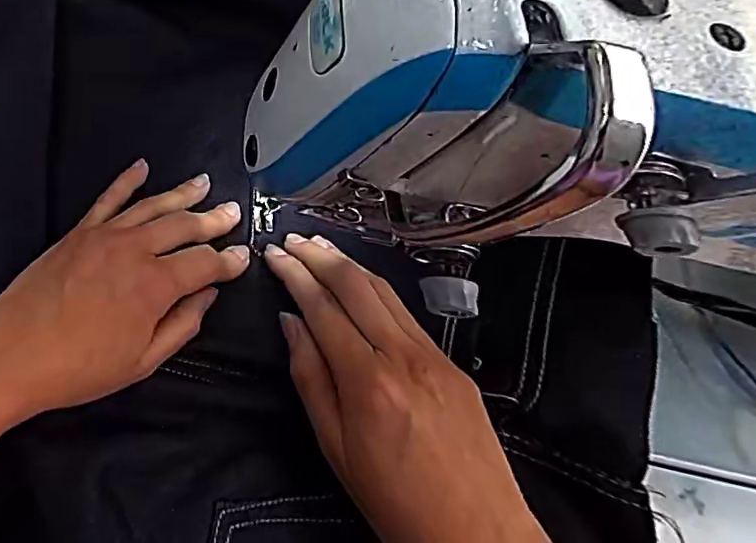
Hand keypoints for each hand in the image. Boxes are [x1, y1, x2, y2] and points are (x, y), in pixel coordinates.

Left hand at [0, 161, 249, 416]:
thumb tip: (206, 297)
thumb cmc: (76, 367)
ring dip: (182, 193)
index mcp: (154, 285)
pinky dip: (127, 180)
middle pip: (185, 225)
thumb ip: (181, 325)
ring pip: (154, 205)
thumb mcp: (140, 362)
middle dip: (214, 219)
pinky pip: (110, 198)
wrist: (11, 353)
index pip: (205, 263)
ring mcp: (107, 234)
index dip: (228, 260)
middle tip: (232, 212)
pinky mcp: (82, 230)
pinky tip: (142, 167)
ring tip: (203, 184)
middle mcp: (135, 250)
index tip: (242, 256)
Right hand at [266, 234, 549, 542]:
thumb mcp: (337, 450)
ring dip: (347, 262)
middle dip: (318, 256)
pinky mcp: (452, 361)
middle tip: (293, 241)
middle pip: (353, 284)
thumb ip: (310, 379)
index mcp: (368, 382)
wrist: (479, 536)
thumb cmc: (400, 505)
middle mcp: (402, 356)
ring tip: (320, 248)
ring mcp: (432, 354)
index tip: (276, 257)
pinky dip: (377, 288)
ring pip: (383, 289)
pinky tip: (361, 283)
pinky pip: (406, 313)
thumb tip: (291, 324)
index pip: (322, 307)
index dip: (294, 275)